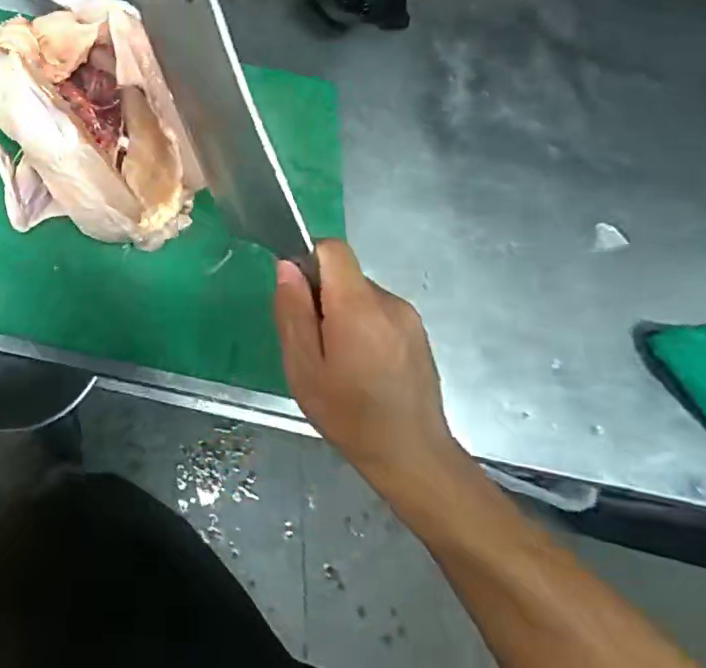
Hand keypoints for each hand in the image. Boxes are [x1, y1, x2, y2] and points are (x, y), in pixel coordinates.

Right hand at [273, 240, 466, 492]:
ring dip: (343, 314)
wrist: (412, 456)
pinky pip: (380, 312)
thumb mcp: (303, 368)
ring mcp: (408, 316)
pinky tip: (362, 367)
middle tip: (313, 343)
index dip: (308, 260)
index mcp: (357, 305)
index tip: (297, 294)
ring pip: (361, 294)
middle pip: (345, 274)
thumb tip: (287, 266)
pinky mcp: (418, 332)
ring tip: (339, 361)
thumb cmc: (350, 416)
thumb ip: (292, 312)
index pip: (332, 248)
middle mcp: (388, 301)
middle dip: (323, 296)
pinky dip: (364, 327)